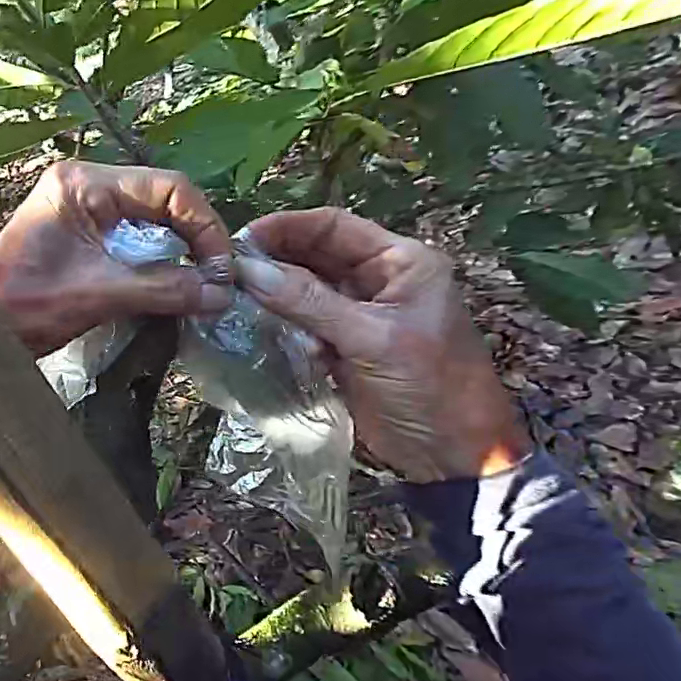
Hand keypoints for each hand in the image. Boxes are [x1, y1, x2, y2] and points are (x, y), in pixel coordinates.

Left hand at [0, 161, 234, 355]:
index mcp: (85, 184)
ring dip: (182, 252)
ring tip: (202, 285)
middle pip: (165, 201)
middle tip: (217, 280)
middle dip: (196, 239)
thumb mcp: (99, 294)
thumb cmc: (26, 305)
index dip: (204, 226)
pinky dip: (161, 263)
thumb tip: (220, 294)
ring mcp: (86, 209)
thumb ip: (163, 289)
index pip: (168, 188)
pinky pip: (138, 241)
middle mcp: (88, 185)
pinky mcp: (87, 234)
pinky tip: (175, 286)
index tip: (221, 269)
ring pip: (154, 222)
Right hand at [235, 208, 529, 480]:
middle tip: (228, 273)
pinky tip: (255, 327)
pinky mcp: (342, 347)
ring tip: (234, 299)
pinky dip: (282, 326)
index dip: (287, 228)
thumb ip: (310, 302)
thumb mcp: (371, 337)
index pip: (334, 227)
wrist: (451, 453)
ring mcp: (357, 315)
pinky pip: (304, 325)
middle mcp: (376, 280)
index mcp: (399, 261)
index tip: (242, 240)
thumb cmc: (427, 384)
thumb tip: (249, 270)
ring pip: (305, 291)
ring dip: (274, 295)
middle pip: (315, 256)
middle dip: (275, 262)